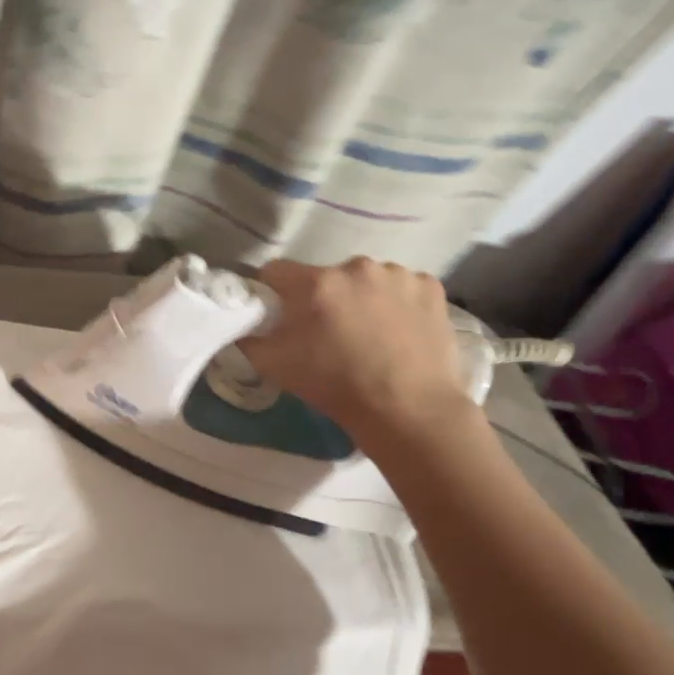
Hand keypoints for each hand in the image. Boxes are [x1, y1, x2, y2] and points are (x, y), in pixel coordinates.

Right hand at [239, 257, 474, 450]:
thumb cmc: (334, 385)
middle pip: (325, 276)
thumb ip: (249, 338)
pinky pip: (401, 287)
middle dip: (320, 298)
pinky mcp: (431, 287)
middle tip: (326, 332)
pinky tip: (396, 331)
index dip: (271, 292)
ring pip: (365, 280)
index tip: (276, 314)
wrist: (407, 407)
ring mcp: (399, 274)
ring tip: (367, 333)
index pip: (275, 271)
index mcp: (315, 283)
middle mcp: (357, 267)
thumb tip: (242, 325)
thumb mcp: (273, 366)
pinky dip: (395, 303)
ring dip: (359, 298)